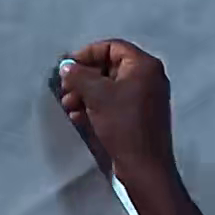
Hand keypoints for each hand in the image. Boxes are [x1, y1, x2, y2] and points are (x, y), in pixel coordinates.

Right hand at [59, 39, 178, 191]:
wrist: (144, 168)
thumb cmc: (123, 125)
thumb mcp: (96, 95)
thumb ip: (78, 75)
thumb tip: (66, 66)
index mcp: (144, 66)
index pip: (112, 47)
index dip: (87, 54)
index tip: (69, 66)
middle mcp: (148, 78)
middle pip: (109, 67)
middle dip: (84, 77)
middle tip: (65, 87)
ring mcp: (145, 98)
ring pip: (109, 86)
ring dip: (85, 93)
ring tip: (68, 104)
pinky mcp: (138, 116)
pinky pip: (113, 102)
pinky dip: (95, 106)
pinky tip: (78, 115)